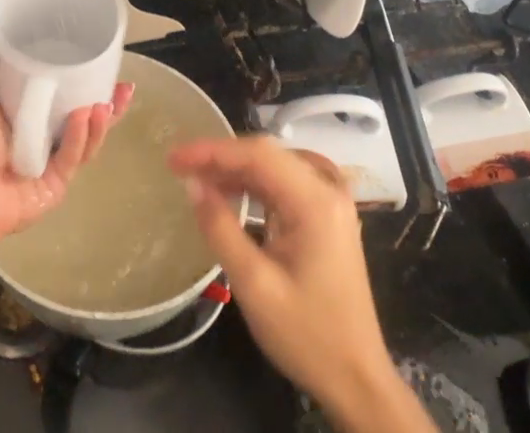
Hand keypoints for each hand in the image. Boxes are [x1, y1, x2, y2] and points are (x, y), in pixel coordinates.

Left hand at [0, 44, 134, 242]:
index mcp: (25, 115)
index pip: (61, 95)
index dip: (82, 80)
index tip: (102, 63)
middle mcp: (42, 137)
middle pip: (83, 118)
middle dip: (106, 103)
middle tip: (125, 87)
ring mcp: (52, 162)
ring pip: (86, 139)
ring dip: (100, 121)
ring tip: (109, 101)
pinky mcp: (58, 183)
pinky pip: (74, 157)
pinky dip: (81, 138)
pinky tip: (86, 117)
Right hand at [170, 138, 421, 429]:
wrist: (356, 379)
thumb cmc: (306, 334)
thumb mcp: (253, 284)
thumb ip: (220, 227)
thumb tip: (193, 184)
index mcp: (316, 204)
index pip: (258, 155)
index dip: (211, 150)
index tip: (172, 159)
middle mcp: (329, 195)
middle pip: (269, 156)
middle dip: (221, 157)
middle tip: (179, 168)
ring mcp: (332, 208)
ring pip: (277, 168)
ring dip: (237, 170)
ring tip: (197, 180)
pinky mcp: (328, 223)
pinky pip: (287, 187)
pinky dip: (255, 185)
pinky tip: (231, 196)